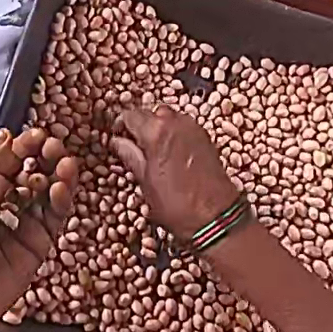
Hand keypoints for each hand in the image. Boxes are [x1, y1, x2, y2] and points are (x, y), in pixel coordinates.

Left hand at [0, 128, 77, 331]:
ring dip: (55, 176)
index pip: (3, 164)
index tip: (35, 134)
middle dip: (40, 159)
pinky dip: (60, 201)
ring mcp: (19, 228)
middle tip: (53, 145)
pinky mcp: (36, 248)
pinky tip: (63, 186)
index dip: (18, 148)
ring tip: (64, 160)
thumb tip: (5, 136)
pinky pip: (52, 219)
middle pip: (27, 176)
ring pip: (43, 195)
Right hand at [108, 104, 239, 238]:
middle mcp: (176, 123)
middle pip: (151, 114)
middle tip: (133, 145)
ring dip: (159, 129)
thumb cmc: (178, 204)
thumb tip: (118, 143)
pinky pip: (184, 127)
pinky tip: (170, 154)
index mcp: (156, 131)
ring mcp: (194, 129)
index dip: (121, 125)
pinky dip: (174, 134)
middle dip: (141, 126)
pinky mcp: (206, 138)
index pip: (130, 115)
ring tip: (152, 151)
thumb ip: (131, 156)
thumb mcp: (145, 181)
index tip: (117, 136)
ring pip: (169, 118)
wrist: (216, 217)